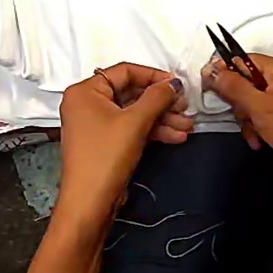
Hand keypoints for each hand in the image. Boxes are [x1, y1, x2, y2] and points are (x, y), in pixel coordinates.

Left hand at [55, 62, 192, 224]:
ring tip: (187, 125)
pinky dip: (152, 131)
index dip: (153, 76)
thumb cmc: (106, 157)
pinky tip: (175, 136)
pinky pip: (131, 128)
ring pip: (134, 113)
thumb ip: (156, 97)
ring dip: (161, 118)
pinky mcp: (105, 142)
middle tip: (185, 107)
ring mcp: (96, 124)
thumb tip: (173, 83)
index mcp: (85, 91)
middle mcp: (87, 103)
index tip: (176, 84)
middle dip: (161, 102)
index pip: (124, 71)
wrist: (90, 201)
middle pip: (131, 93)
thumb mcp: (135, 122)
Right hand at [204, 54, 272, 188]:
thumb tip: (209, 68)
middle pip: (246, 82)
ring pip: (251, 102)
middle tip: (243, 117)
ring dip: (247, 120)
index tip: (209, 88)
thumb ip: (233, 86)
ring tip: (255, 134)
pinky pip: (262, 115)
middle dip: (240, 104)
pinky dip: (257, 128)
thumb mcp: (259, 107)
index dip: (225, 73)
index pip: (244, 60)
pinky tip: (260, 141)